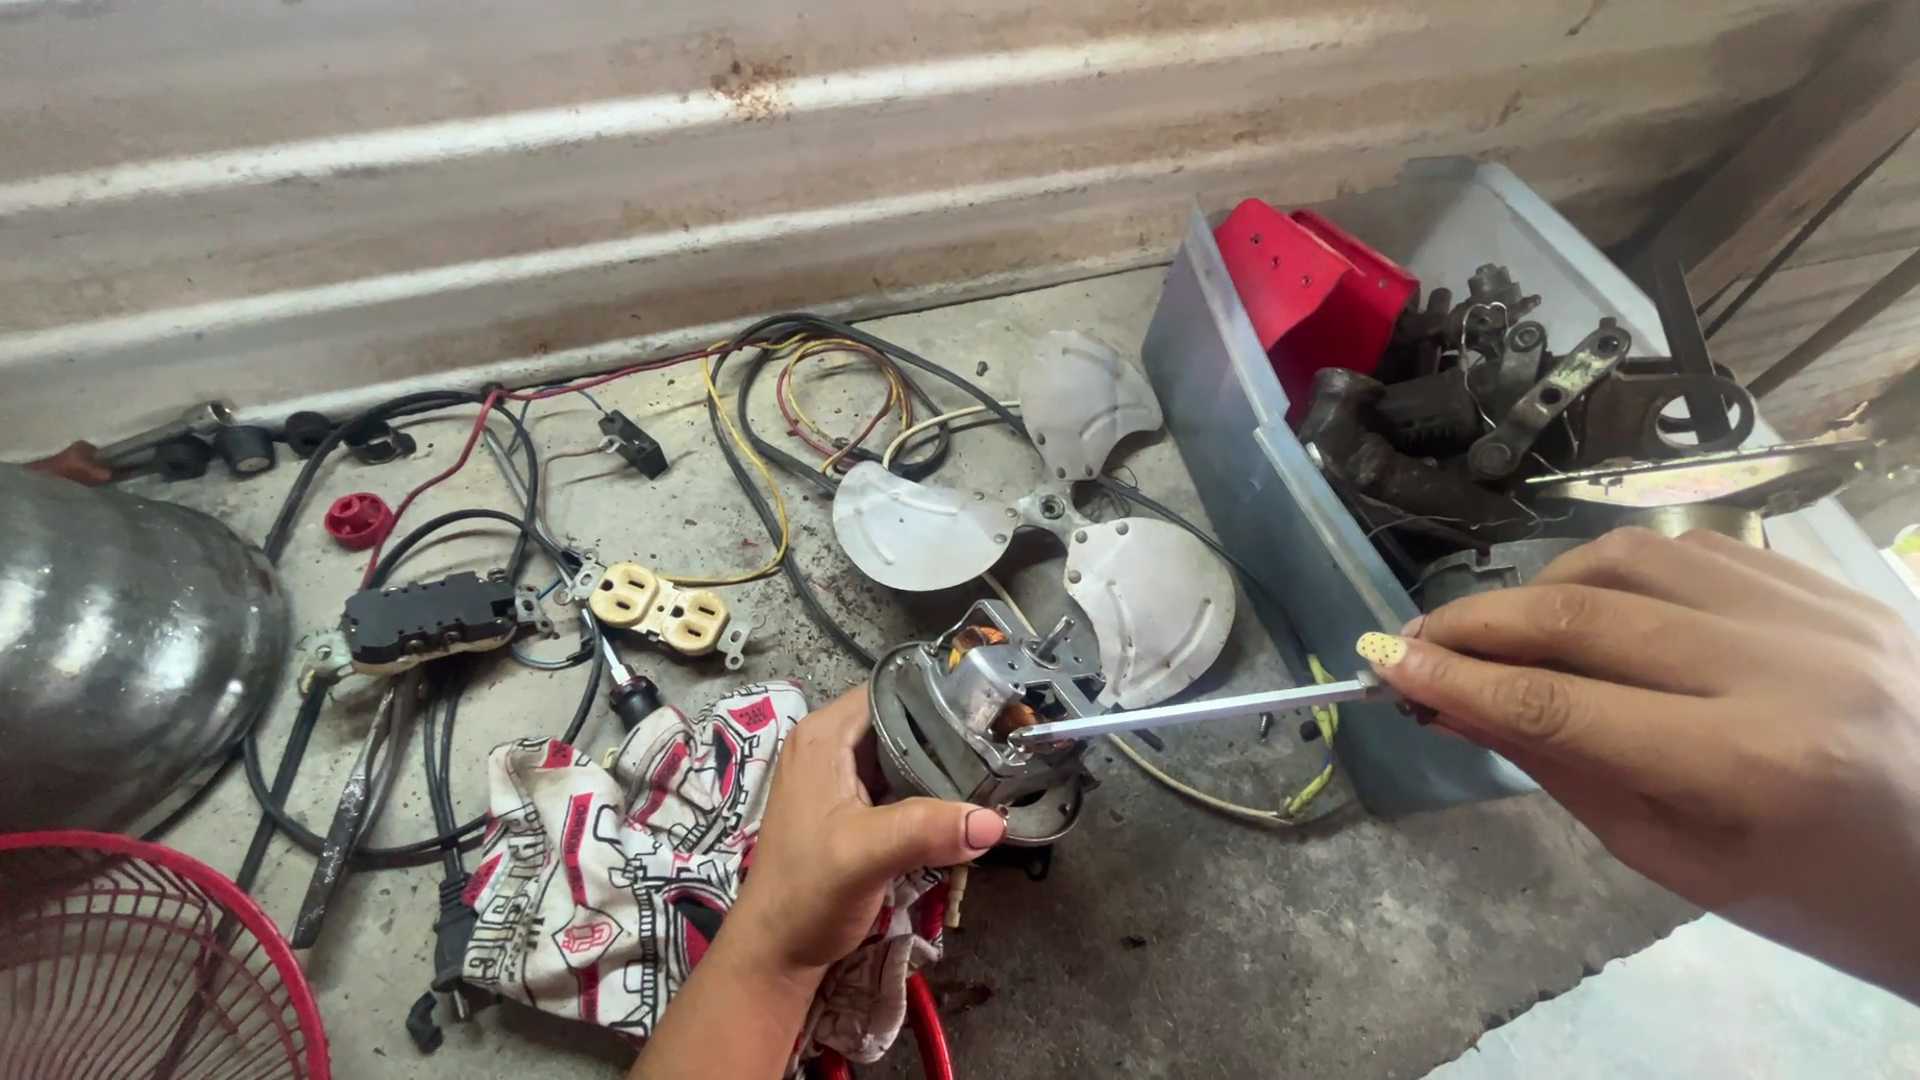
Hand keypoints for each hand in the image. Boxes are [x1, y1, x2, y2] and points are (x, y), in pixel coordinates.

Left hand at [723, 685, 1006, 979]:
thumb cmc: (806, 894)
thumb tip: (992, 821)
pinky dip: (927, 785)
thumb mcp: (863, 855)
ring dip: (940, 760)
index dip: (935, 693)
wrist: (776, 955)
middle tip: (998, 739)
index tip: (985, 706)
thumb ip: (924, 830)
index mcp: (824, 735)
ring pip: (902, 749)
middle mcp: (829, 743)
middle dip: (946, 729)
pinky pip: (898, 779)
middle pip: (900, 718)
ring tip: (992, 762)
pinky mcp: (851, 803)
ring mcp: (839, 774)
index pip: (889, 690)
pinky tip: (961, 796)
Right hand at [1361, 527, 1919, 998]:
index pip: (1554, 705)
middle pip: (1577, 617)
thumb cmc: (1820, 892)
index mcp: (1758, 767)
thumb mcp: (1670, 852)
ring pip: (1622, 561)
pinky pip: (1682, 548)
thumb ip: (1551, 763)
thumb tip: (1444, 701)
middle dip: (1470, 624)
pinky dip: (1603, 570)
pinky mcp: (1828, 587)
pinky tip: (1584, 603)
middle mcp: (1794, 671)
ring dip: (1532, 589)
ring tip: (1499, 626)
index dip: (1451, 678)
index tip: (1379, 660)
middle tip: (1411, 639)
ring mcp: (1822, 615)